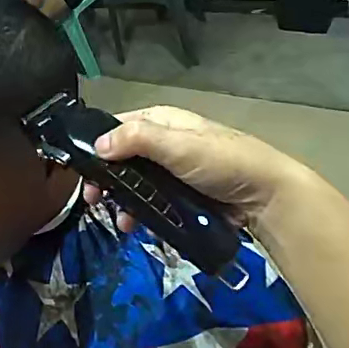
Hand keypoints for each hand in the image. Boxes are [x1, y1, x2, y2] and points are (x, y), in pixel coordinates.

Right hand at [83, 106, 319, 232]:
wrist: (265, 195)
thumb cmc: (221, 163)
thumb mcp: (178, 147)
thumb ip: (138, 141)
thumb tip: (98, 144)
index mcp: (162, 121)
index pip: (118, 126)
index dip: (97, 146)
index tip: (82, 172)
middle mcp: (165, 142)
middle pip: (123, 158)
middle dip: (107, 180)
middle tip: (93, 202)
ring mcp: (174, 170)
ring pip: (136, 183)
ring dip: (123, 200)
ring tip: (119, 220)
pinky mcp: (183, 194)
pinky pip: (153, 201)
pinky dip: (141, 211)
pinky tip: (136, 226)